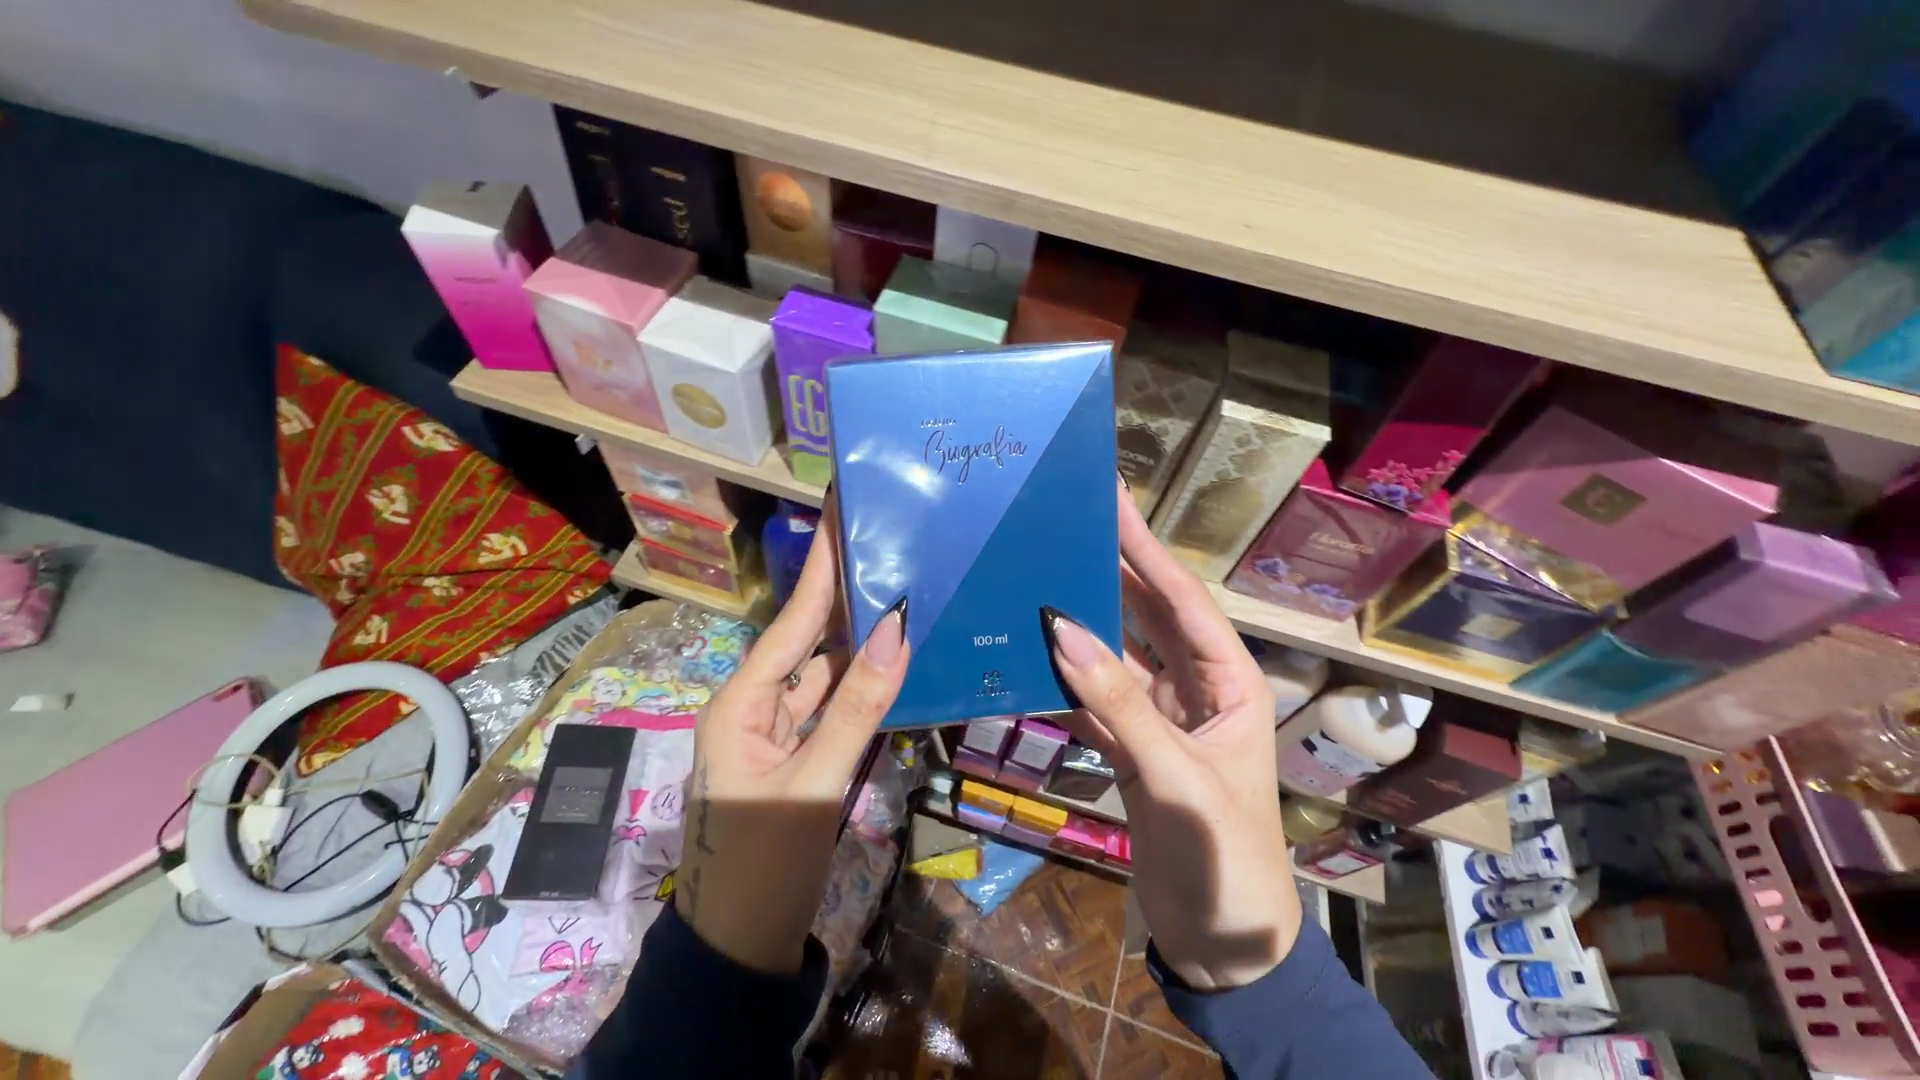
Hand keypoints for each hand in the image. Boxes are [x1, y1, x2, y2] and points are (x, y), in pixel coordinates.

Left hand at [675, 503, 910, 973]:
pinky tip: (895, 661)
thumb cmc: (765, 863)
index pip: (792, 621)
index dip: (820, 567)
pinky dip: (862, 687)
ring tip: (903, 590)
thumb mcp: (814, 782)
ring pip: (825, 675)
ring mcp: (777, 734)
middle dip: (847, 596)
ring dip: (860, 642)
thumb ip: (858, 706)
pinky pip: (834, 709)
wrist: (740, 946)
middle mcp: (756, 707)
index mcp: (741, 702)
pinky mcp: (798, 758)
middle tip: (889, 544)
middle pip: (809, 640)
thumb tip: (896, 628)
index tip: (839, 510)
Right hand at [1042, 486, 1299, 990]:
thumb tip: (1060, 627)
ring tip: (1042, 572)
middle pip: (1150, 616)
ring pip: (1120, 655)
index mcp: (1232, 683)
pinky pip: (1097, 700)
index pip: (1183, 601)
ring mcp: (1164, 720)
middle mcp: (1199, 689)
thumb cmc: (1222, 856)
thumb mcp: (1174, 775)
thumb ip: (1118, 703)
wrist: (1226, 943)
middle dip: (1114, 570)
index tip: (1112, 499)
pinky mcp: (1134, 750)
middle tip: (1069, 520)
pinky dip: (1068, 679)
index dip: (1146, 549)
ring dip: (1085, 621)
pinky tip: (1033, 653)